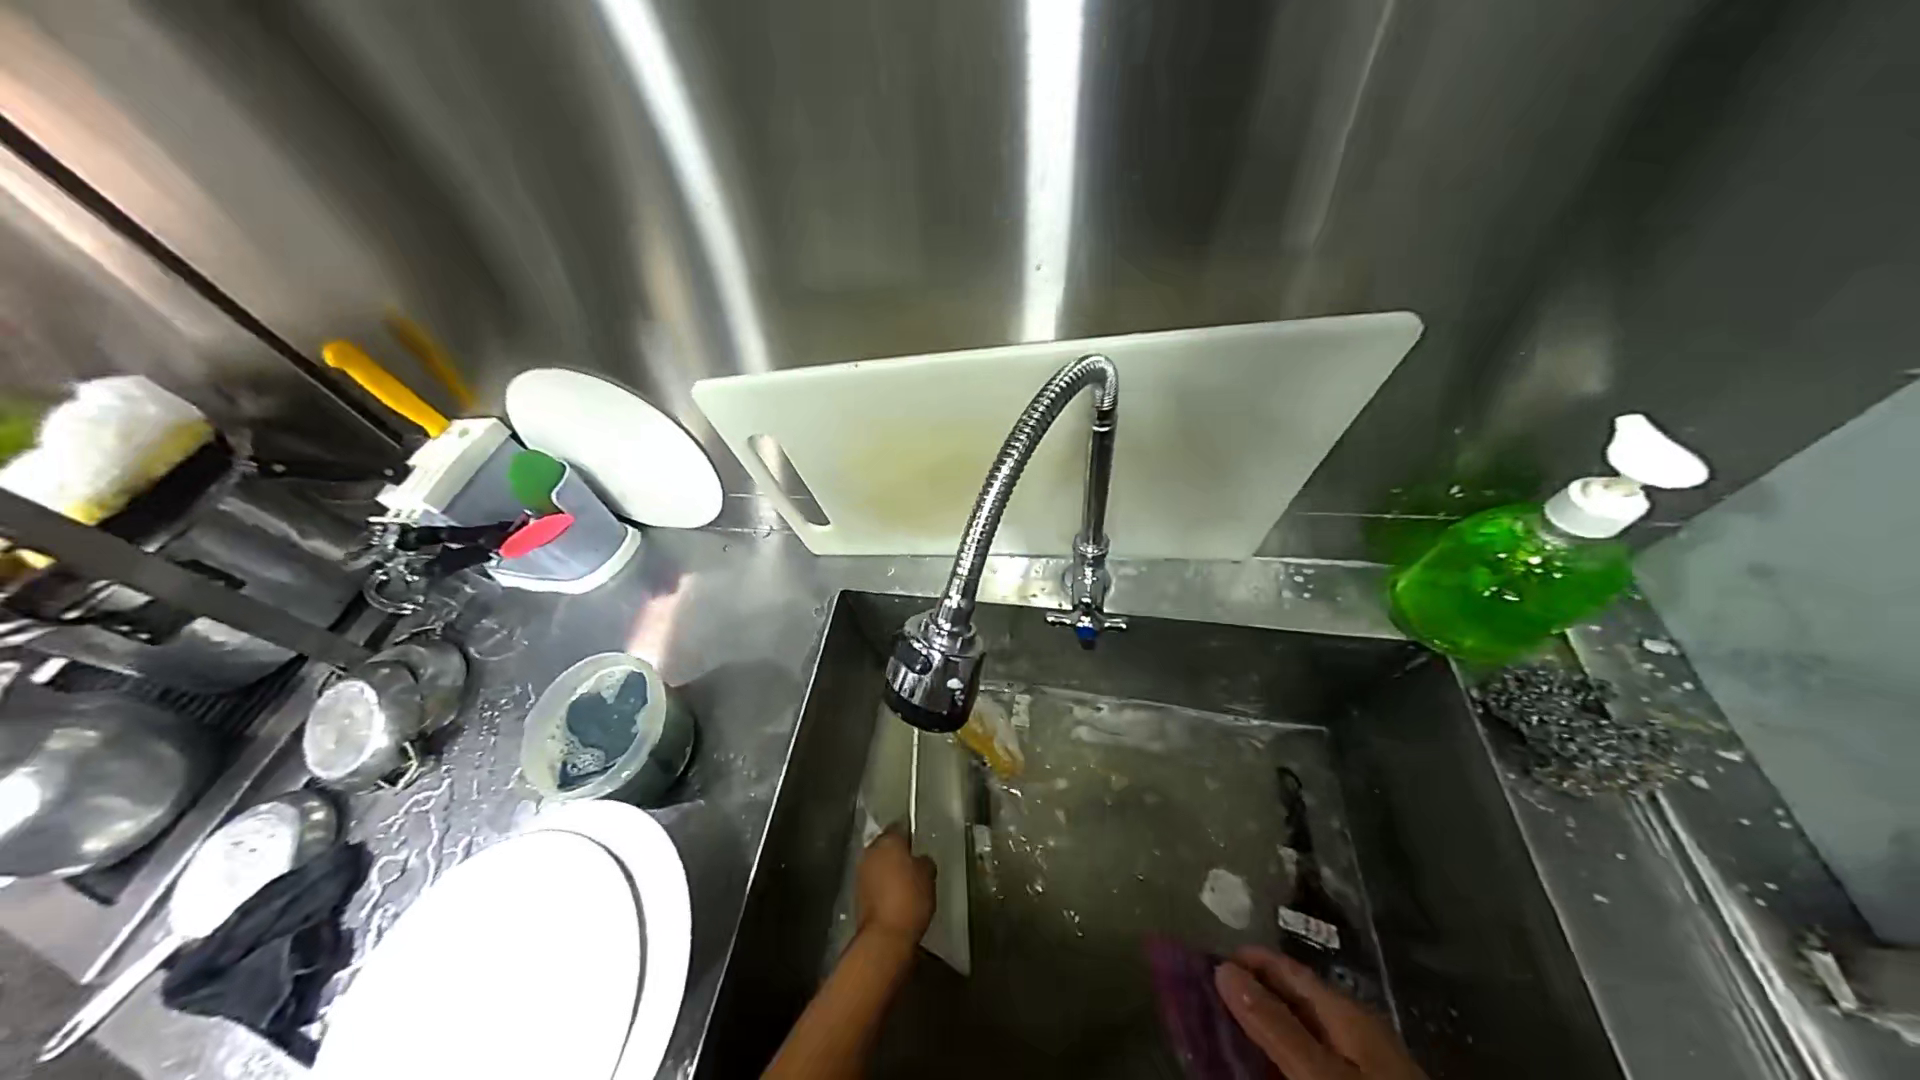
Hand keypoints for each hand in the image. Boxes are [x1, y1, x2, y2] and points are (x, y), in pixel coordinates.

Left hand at [855, 826, 934, 945]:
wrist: (885, 936)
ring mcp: (861, 872)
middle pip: (886, 845)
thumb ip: (924, 861)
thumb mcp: (928, 876)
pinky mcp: (857, 893)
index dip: (909, 834)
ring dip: (888, 869)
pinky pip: (873, 881)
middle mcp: (870, 851)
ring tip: (905, 882)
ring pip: (878, 863)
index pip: (899, 827)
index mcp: (888, 841)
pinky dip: (882, 885)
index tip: (918, 843)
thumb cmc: (910, 899)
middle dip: (897, 852)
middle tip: (913, 864)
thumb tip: (919, 860)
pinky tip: (894, 896)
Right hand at [1214, 946, 1426, 1079]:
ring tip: (1222, 1035)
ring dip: (1263, 1029)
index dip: (1243, 961)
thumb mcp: (1320, 1075)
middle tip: (1201, 999)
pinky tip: (1265, 1071)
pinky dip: (1282, 1059)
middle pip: (1290, 998)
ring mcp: (1360, 1065)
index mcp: (1343, 1013)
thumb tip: (1223, 969)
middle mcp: (1351, 1030)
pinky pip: (1311, 1062)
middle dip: (1248, 994)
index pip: (1283, 968)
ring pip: (1299, 1032)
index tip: (1199, 962)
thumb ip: (1273, 1024)